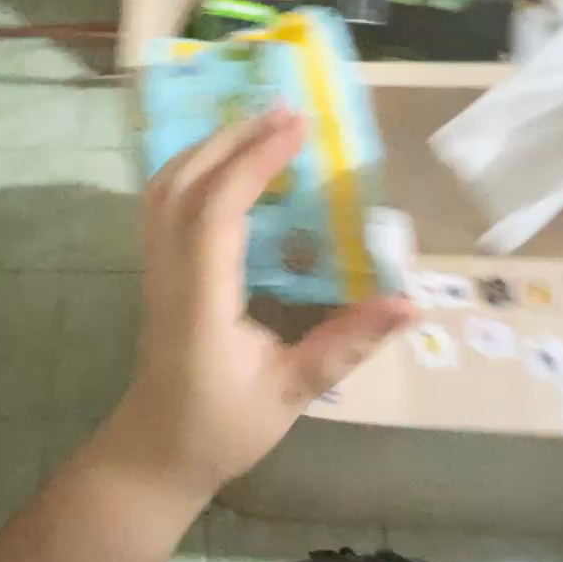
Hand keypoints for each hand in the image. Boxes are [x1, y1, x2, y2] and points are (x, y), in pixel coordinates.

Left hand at [104, 111, 414, 498]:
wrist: (155, 451)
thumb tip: (409, 302)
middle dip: (233, 139)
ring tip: (257, 125)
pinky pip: (162, 204)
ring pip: (164, 189)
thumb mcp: (290, 394)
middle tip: (286, 111)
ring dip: (209, 147)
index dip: (254, 164)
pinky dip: (191, 168)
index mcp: (200, 301)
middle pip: (183, 185)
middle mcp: (168, 273)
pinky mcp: (155, 271)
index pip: (216, 213)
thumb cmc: (220, 428)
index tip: (298, 128)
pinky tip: (223, 163)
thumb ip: (345, 345)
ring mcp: (153, 269)